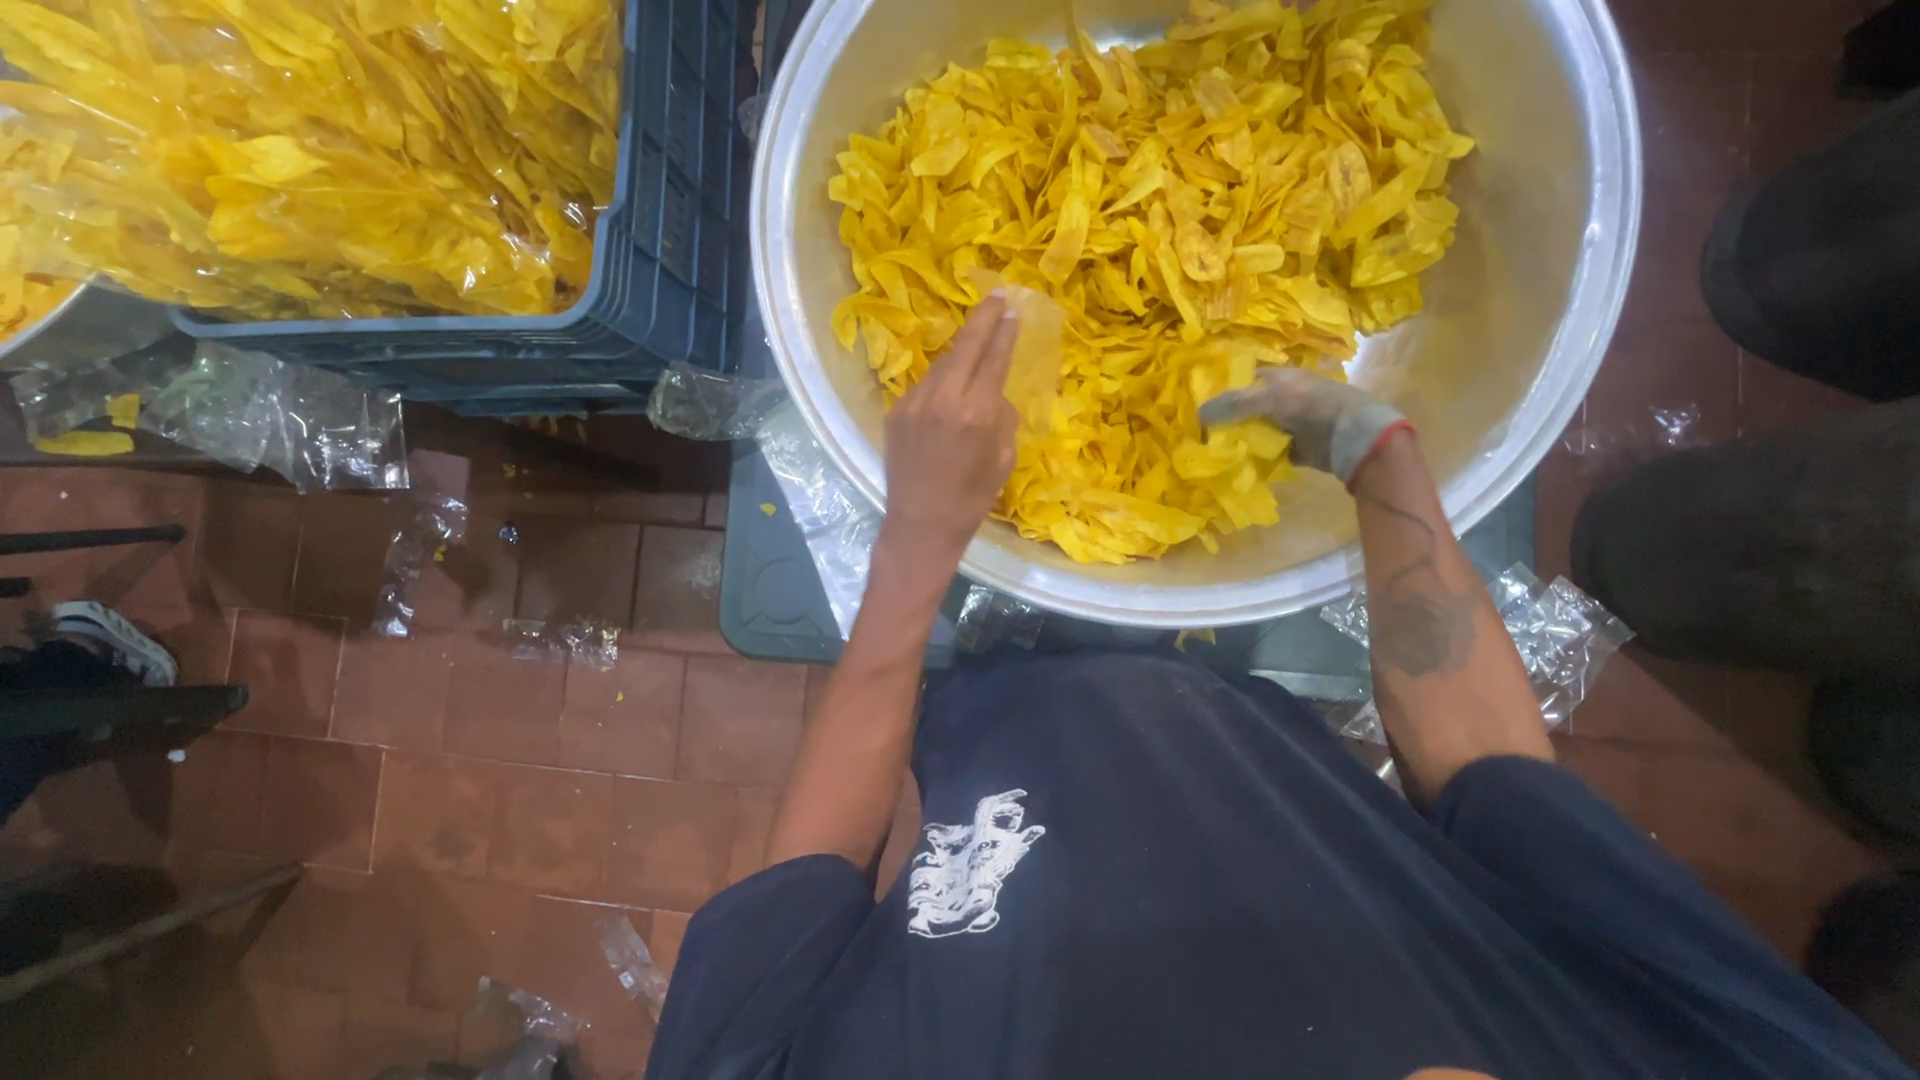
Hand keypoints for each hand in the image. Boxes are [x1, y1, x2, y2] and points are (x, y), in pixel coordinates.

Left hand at [879, 291, 1020, 575]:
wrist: (920, 524)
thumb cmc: (971, 498)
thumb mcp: (1003, 458)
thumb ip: (1002, 416)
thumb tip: (995, 392)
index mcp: (977, 411)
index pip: (994, 356)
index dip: (1005, 330)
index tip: (1012, 309)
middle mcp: (944, 397)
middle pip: (966, 344)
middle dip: (983, 317)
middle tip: (996, 296)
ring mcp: (915, 402)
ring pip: (943, 362)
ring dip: (961, 351)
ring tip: (975, 342)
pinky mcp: (896, 411)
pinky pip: (925, 385)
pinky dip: (941, 381)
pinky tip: (949, 390)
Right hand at [1198, 366, 1411, 487]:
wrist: (1352, 434)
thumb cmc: (1310, 406)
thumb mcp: (1267, 398)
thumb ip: (1232, 404)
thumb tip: (1197, 414)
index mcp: (1282, 377)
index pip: (1247, 379)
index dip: (1225, 389)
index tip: (1202, 405)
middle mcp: (1287, 397)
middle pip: (1251, 408)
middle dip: (1230, 419)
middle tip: (1204, 433)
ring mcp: (1295, 423)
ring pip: (1260, 430)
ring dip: (1244, 440)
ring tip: (1218, 451)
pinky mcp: (1301, 448)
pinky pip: (1273, 452)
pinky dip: (1260, 458)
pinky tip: (1242, 465)